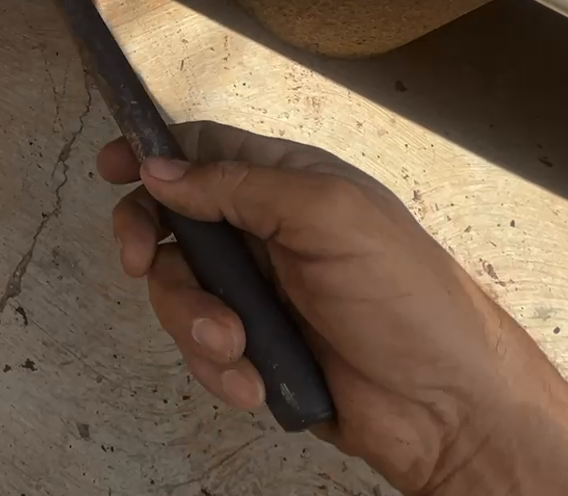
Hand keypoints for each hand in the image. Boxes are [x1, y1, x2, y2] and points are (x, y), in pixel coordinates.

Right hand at [101, 121, 567, 493]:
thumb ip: (237, 185)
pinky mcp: (249, 344)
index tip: (111, 168)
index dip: (151, 152)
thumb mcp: (327, 216)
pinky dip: (215, 364)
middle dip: (148, 240)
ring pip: (176, 284)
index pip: (200, 149)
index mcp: (281, 182)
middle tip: (139, 262)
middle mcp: (257, 229)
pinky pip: (198, 343)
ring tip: (234, 343)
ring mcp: (251, 289)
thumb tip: (156, 167)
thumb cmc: (406, 297)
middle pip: (169, 217)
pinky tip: (252, 379)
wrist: (456, 417)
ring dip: (192, 317)